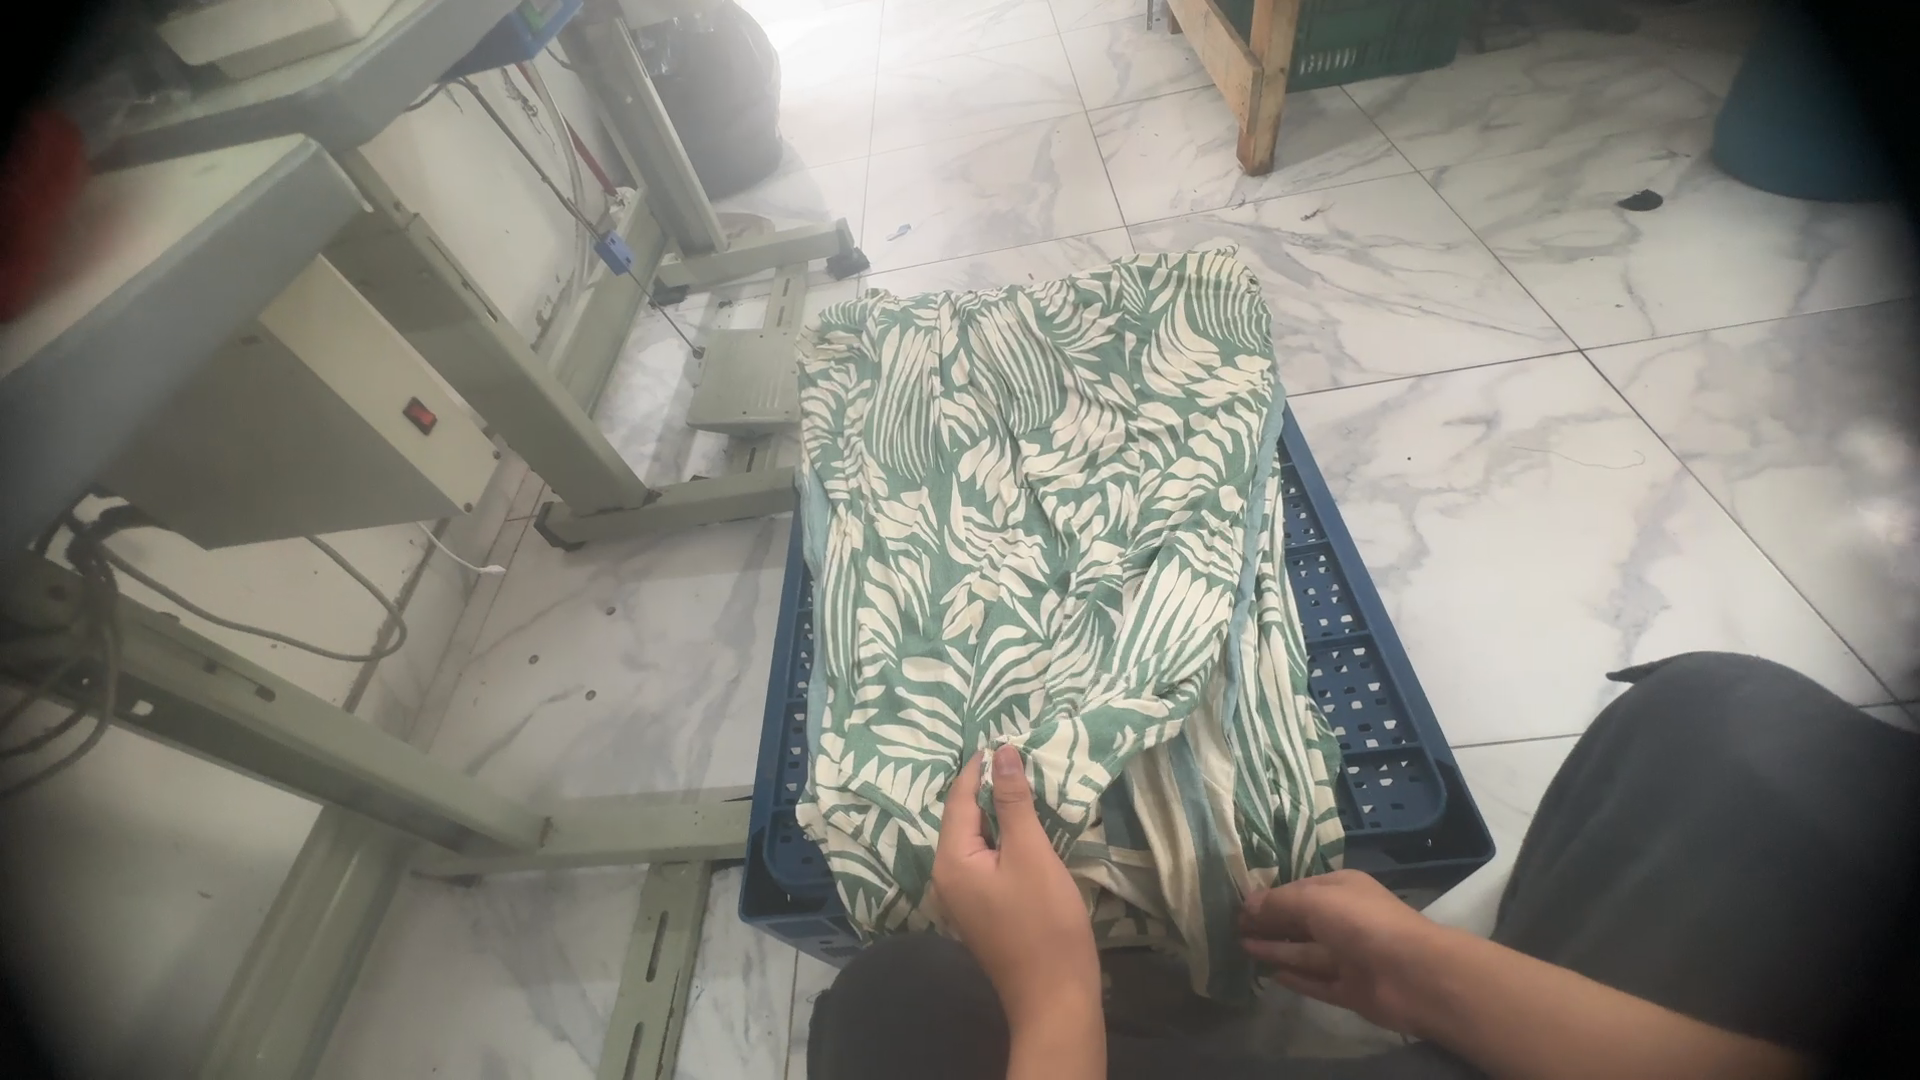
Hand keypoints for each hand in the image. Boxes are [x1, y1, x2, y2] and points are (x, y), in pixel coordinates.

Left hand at [932, 745, 1102, 1034]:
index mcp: (951, 859)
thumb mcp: (1031, 852)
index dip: (979, 768)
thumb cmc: (1044, 923)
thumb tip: (1001, 752)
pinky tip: (1019, 826)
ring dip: (994, 810)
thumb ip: (1013, 802)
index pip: (960, 798)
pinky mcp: (979, 907)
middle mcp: (946, 875)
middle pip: (962, 816)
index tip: (1001, 739)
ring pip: (973, 837)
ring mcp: (960, 895)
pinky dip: (998, 836)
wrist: (1055, 999)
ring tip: (1018, 782)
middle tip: (1011, 755)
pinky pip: (982, 857)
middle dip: (985, 786)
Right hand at [1239, 868, 1448, 1036]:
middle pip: (1299, 922)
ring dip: (1275, 951)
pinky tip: (1272, 977)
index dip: (1268, 898)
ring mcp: (1350, 957)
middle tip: (1233, 928)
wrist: (1416, 975)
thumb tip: (1245, 906)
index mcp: (1339, 889)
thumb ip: (1277, 904)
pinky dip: (1297, 979)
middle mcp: (1344, 920)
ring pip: (1305, 953)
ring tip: (1242, 948)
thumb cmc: (1361, 922)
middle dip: (1269, 924)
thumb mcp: (1312, 901)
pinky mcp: (1353, 990)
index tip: (1239, 906)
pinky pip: (1318, 982)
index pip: (1297, 891)